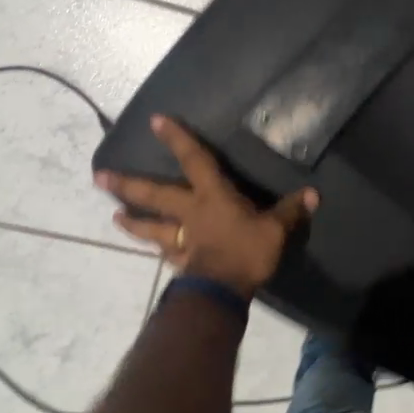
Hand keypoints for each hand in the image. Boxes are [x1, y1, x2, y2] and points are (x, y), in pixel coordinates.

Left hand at [95, 116, 318, 295]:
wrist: (221, 291)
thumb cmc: (246, 251)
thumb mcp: (275, 229)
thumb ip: (290, 210)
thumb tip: (314, 194)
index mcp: (212, 196)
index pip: (194, 160)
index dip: (177, 139)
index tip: (155, 120)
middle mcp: (189, 212)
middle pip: (154, 195)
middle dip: (127, 185)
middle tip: (99, 176)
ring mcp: (180, 238)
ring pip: (149, 226)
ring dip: (132, 221)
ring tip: (115, 215)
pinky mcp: (179, 262)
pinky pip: (164, 252)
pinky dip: (156, 250)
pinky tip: (152, 251)